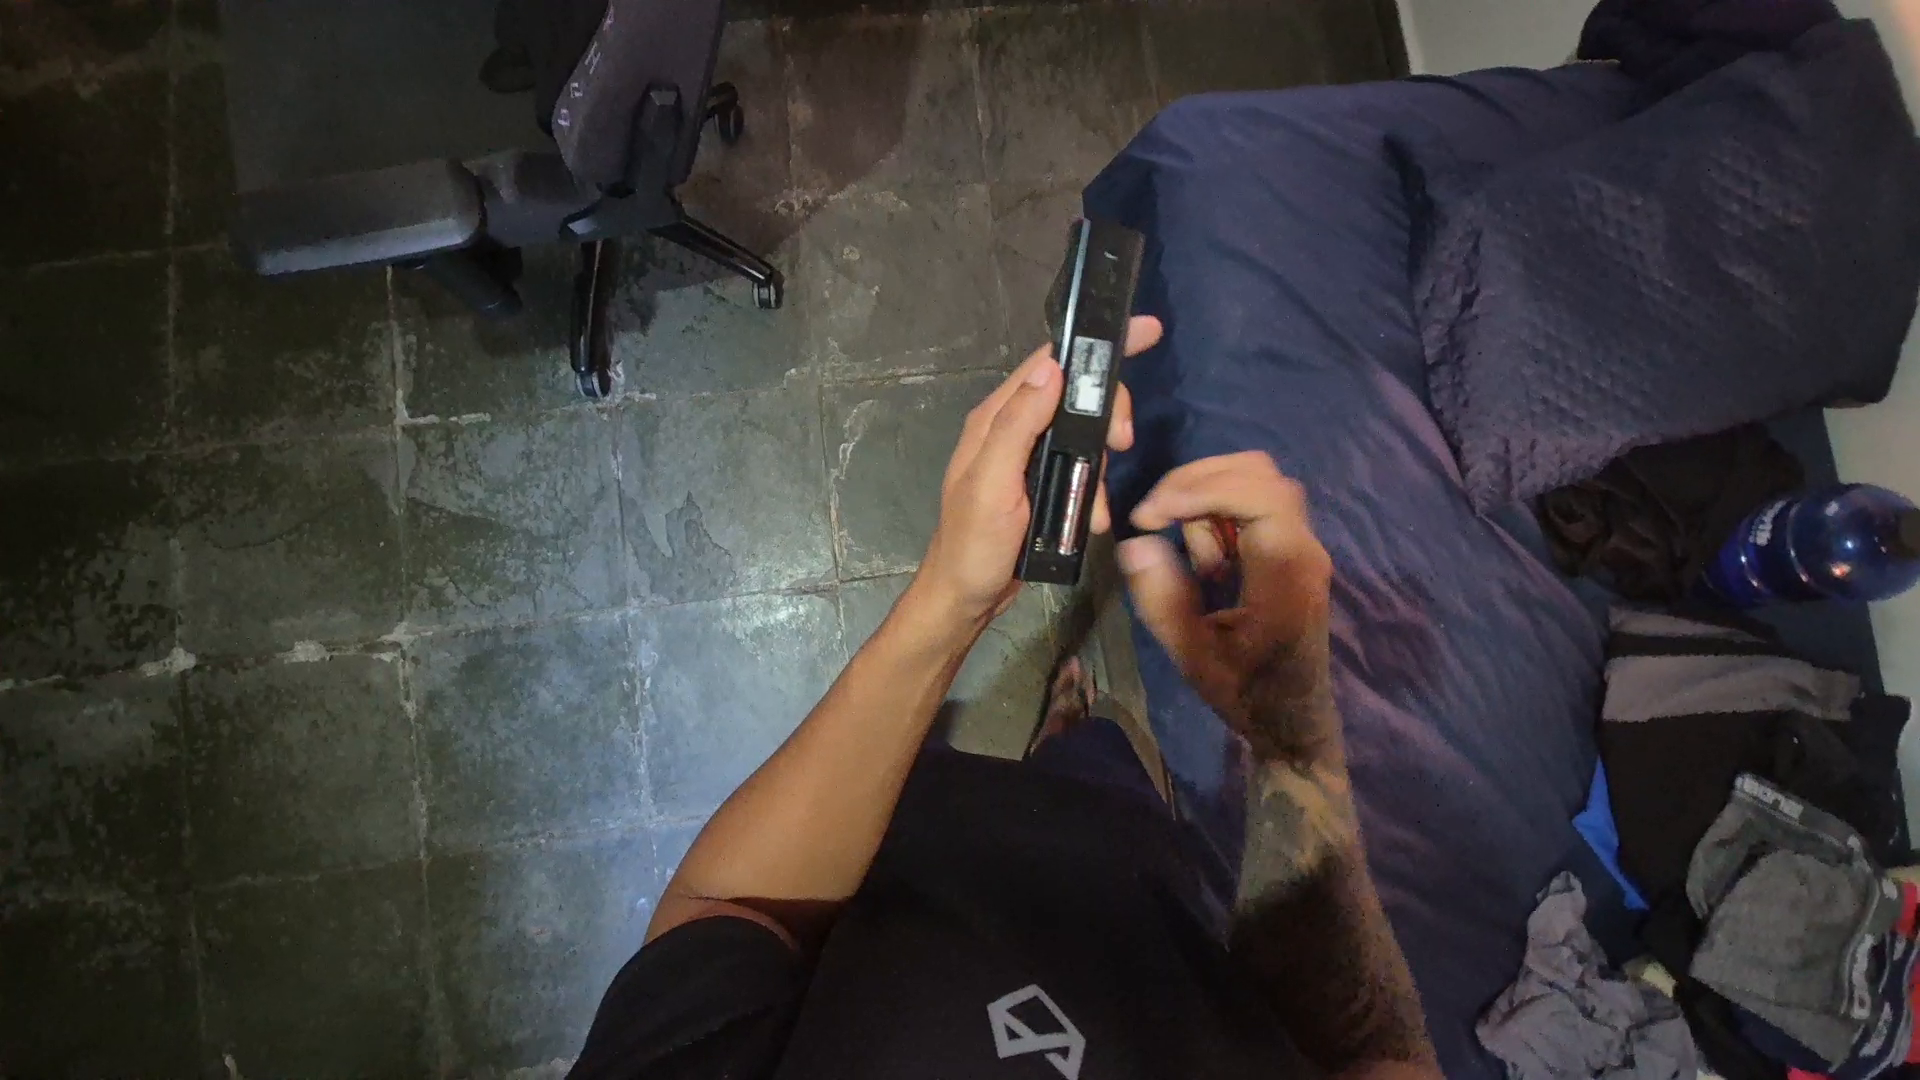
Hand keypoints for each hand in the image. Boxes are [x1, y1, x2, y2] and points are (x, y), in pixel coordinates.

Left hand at [915, 316, 1164, 621]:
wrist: (966, 595)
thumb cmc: (974, 544)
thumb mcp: (993, 484)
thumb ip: (1017, 426)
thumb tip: (1051, 368)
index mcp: (995, 419)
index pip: (1049, 362)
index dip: (1095, 346)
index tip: (1146, 333)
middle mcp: (1012, 429)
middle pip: (1075, 396)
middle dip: (1108, 415)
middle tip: (1127, 443)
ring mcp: (1027, 458)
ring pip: (1083, 436)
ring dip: (1101, 466)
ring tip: (1097, 506)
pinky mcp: (1041, 484)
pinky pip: (1079, 470)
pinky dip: (1092, 490)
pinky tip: (1092, 518)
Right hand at [1117, 452, 1337, 766]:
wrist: (1292, 718)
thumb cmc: (1244, 690)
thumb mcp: (1191, 653)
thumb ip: (1162, 597)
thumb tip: (1133, 543)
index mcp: (1285, 568)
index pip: (1255, 492)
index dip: (1197, 489)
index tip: (1149, 516)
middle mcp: (1301, 544)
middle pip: (1257, 471)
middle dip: (1196, 481)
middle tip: (1154, 514)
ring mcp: (1298, 544)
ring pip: (1254, 480)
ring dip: (1204, 500)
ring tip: (1186, 554)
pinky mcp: (1287, 548)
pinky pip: (1251, 505)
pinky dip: (1215, 514)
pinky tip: (1202, 559)